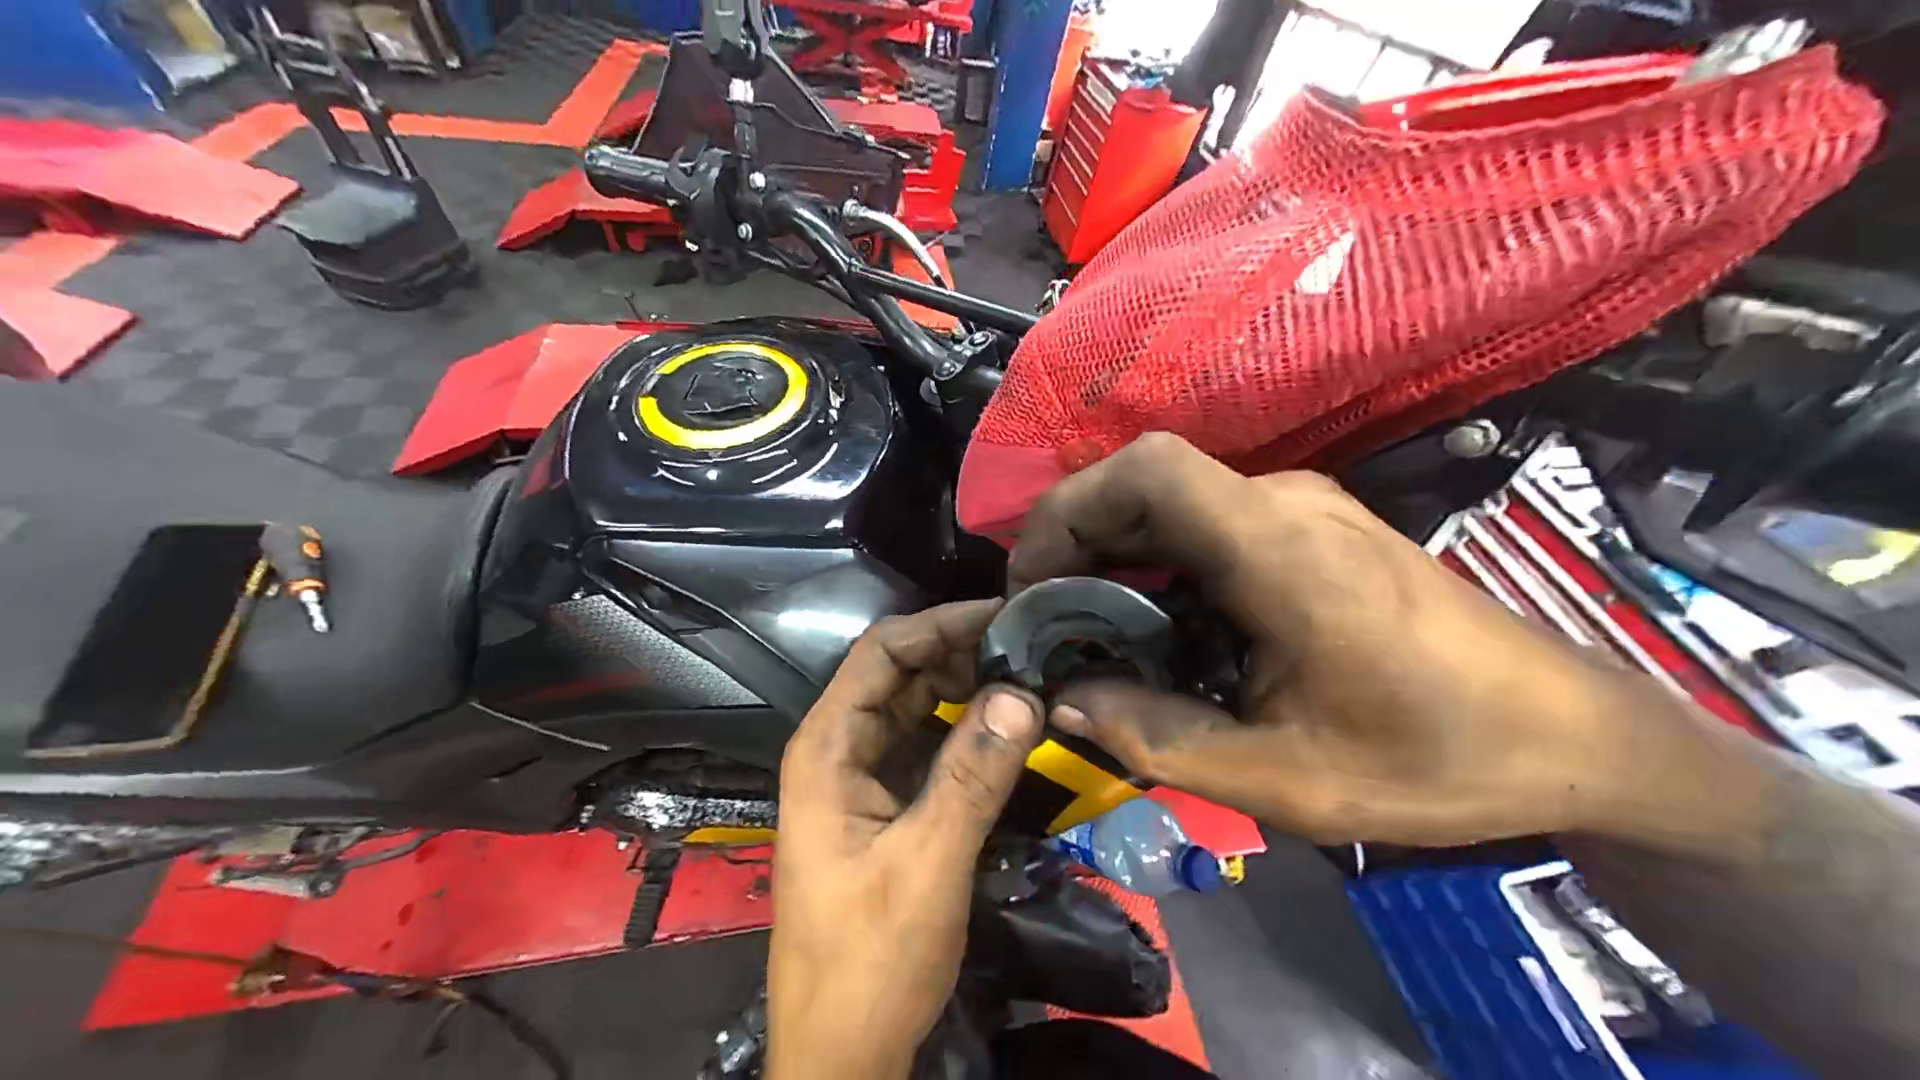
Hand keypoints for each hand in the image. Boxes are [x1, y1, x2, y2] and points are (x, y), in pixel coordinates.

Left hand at [768, 601, 1046, 1079]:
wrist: (840, 1052)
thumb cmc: (869, 960)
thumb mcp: (928, 864)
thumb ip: (973, 775)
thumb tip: (1022, 692)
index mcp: (827, 748)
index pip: (880, 653)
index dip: (939, 625)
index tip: (1004, 616)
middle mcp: (837, 749)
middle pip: (897, 673)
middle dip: (957, 651)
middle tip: (1027, 645)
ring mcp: (858, 776)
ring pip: (912, 706)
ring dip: (962, 686)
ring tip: (1024, 675)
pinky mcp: (881, 803)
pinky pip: (922, 744)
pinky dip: (960, 727)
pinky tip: (1001, 724)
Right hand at [1008, 433, 1752, 851]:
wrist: (1571, 734)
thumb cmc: (1438, 759)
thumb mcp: (1286, 780)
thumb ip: (1162, 740)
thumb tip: (1064, 699)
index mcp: (1280, 550)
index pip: (1148, 470)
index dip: (1068, 510)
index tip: (1033, 583)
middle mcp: (1284, 504)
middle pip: (1143, 481)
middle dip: (1072, 539)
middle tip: (1042, 617)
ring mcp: (1298, 509)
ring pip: (1167, 501)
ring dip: (1108, 551)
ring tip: (1082, 624)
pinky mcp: (1306, 527)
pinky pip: (1200, 523)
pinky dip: (1150, 561)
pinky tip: (1147, 621)